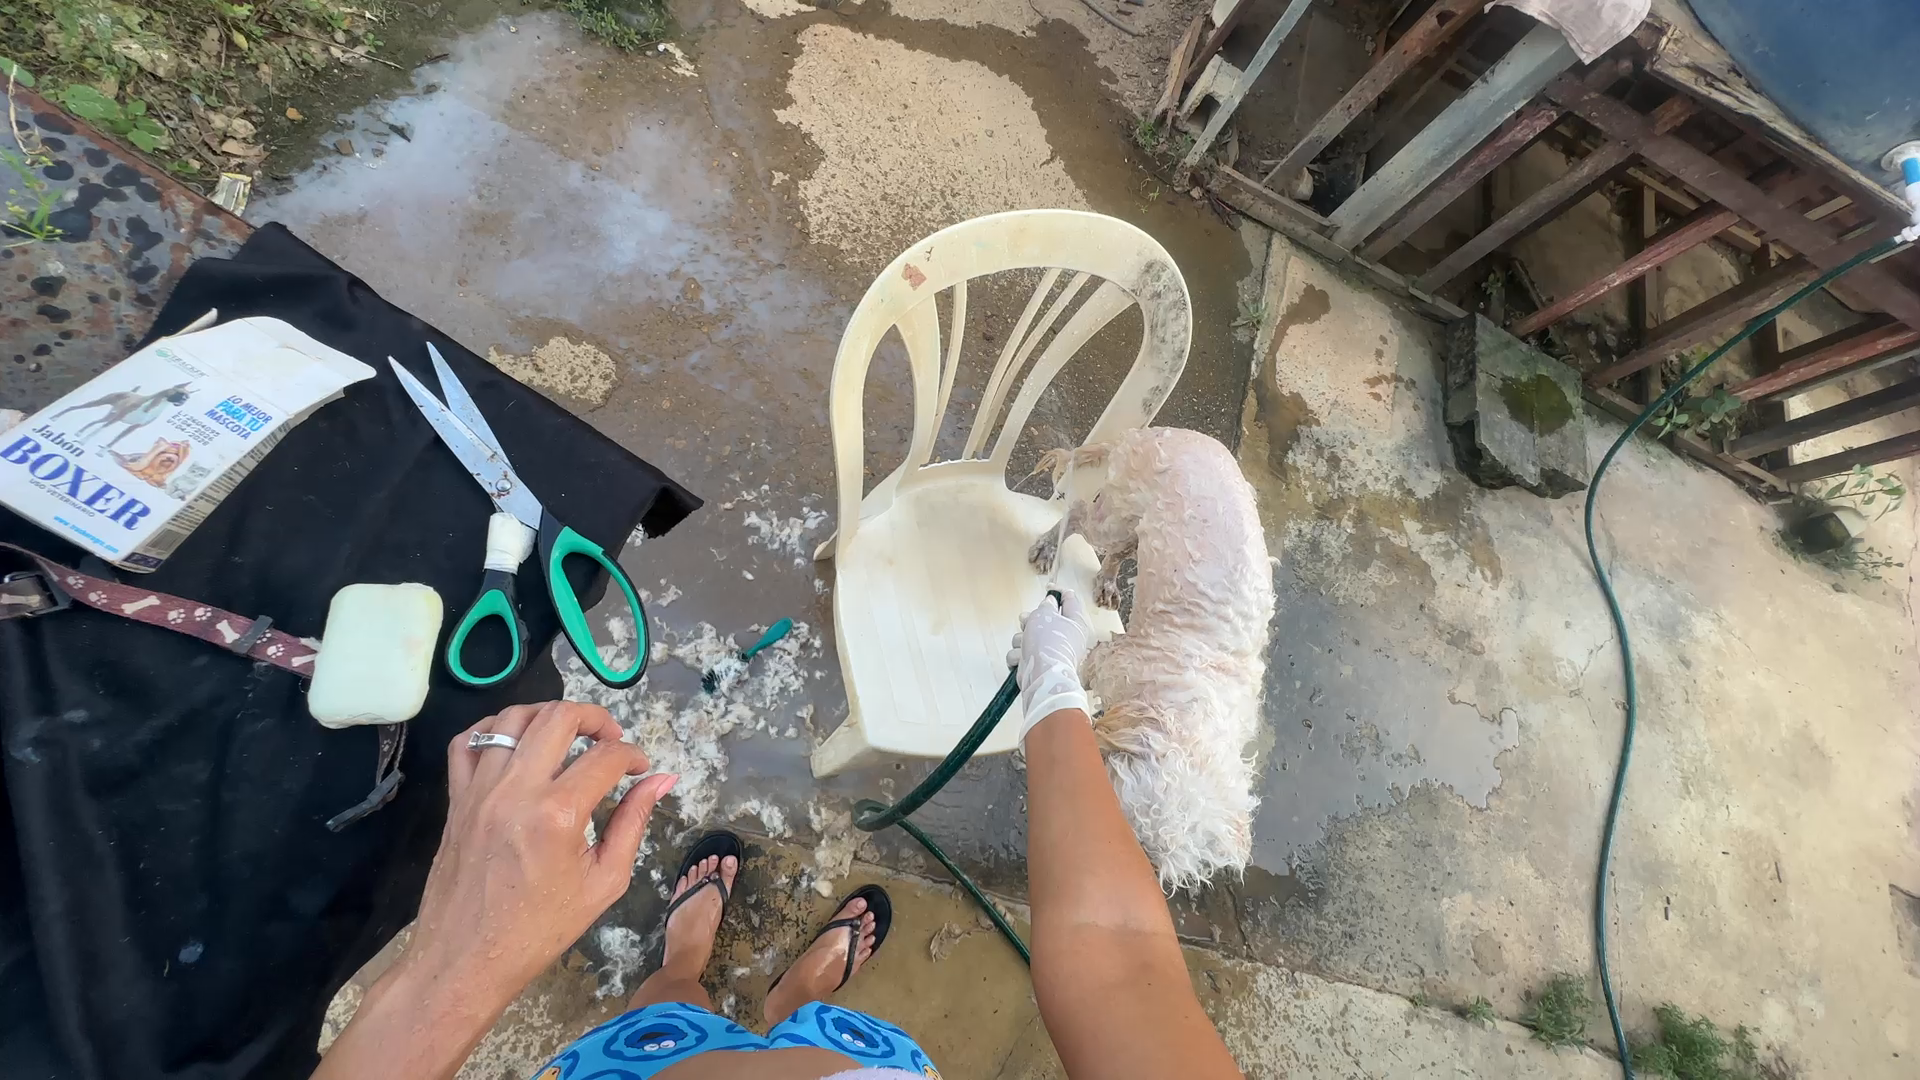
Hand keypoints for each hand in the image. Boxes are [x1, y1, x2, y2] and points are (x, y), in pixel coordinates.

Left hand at [318, 701, 673, 1079]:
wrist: (462, 964)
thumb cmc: (540, 929)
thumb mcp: (605, 881)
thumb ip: (634, 821)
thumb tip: (662, 780)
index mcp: (558, 814)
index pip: (607, 757)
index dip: (633, 756)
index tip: (641, 770)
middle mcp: (517, 791)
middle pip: (561, 717)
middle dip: (597, 718)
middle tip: (611, 740)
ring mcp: (480, 791)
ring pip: (515, 718)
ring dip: (550, 715)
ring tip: (570, 735)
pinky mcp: (456, 799)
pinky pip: (469, 741)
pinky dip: (497, 729)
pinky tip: (520, 742)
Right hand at [1007, 591, 1093, 738]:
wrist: (1042, 675)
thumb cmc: (1047, 642)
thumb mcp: (1045, 614)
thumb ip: (1046, 605)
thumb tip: (1049, 604)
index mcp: (1075, 622)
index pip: (1070, 600)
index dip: (1058, 592)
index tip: (1047, 588)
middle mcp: (1065, 637)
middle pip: (1045, 619)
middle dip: (1030, 619)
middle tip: (1025, 621)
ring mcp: (1050, 652)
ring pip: (1028, 636)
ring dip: (1021, 638)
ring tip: (1023, 643)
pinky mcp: (1037, 664)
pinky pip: (1022, 653)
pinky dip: (1018, 655)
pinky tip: (1020, 658)